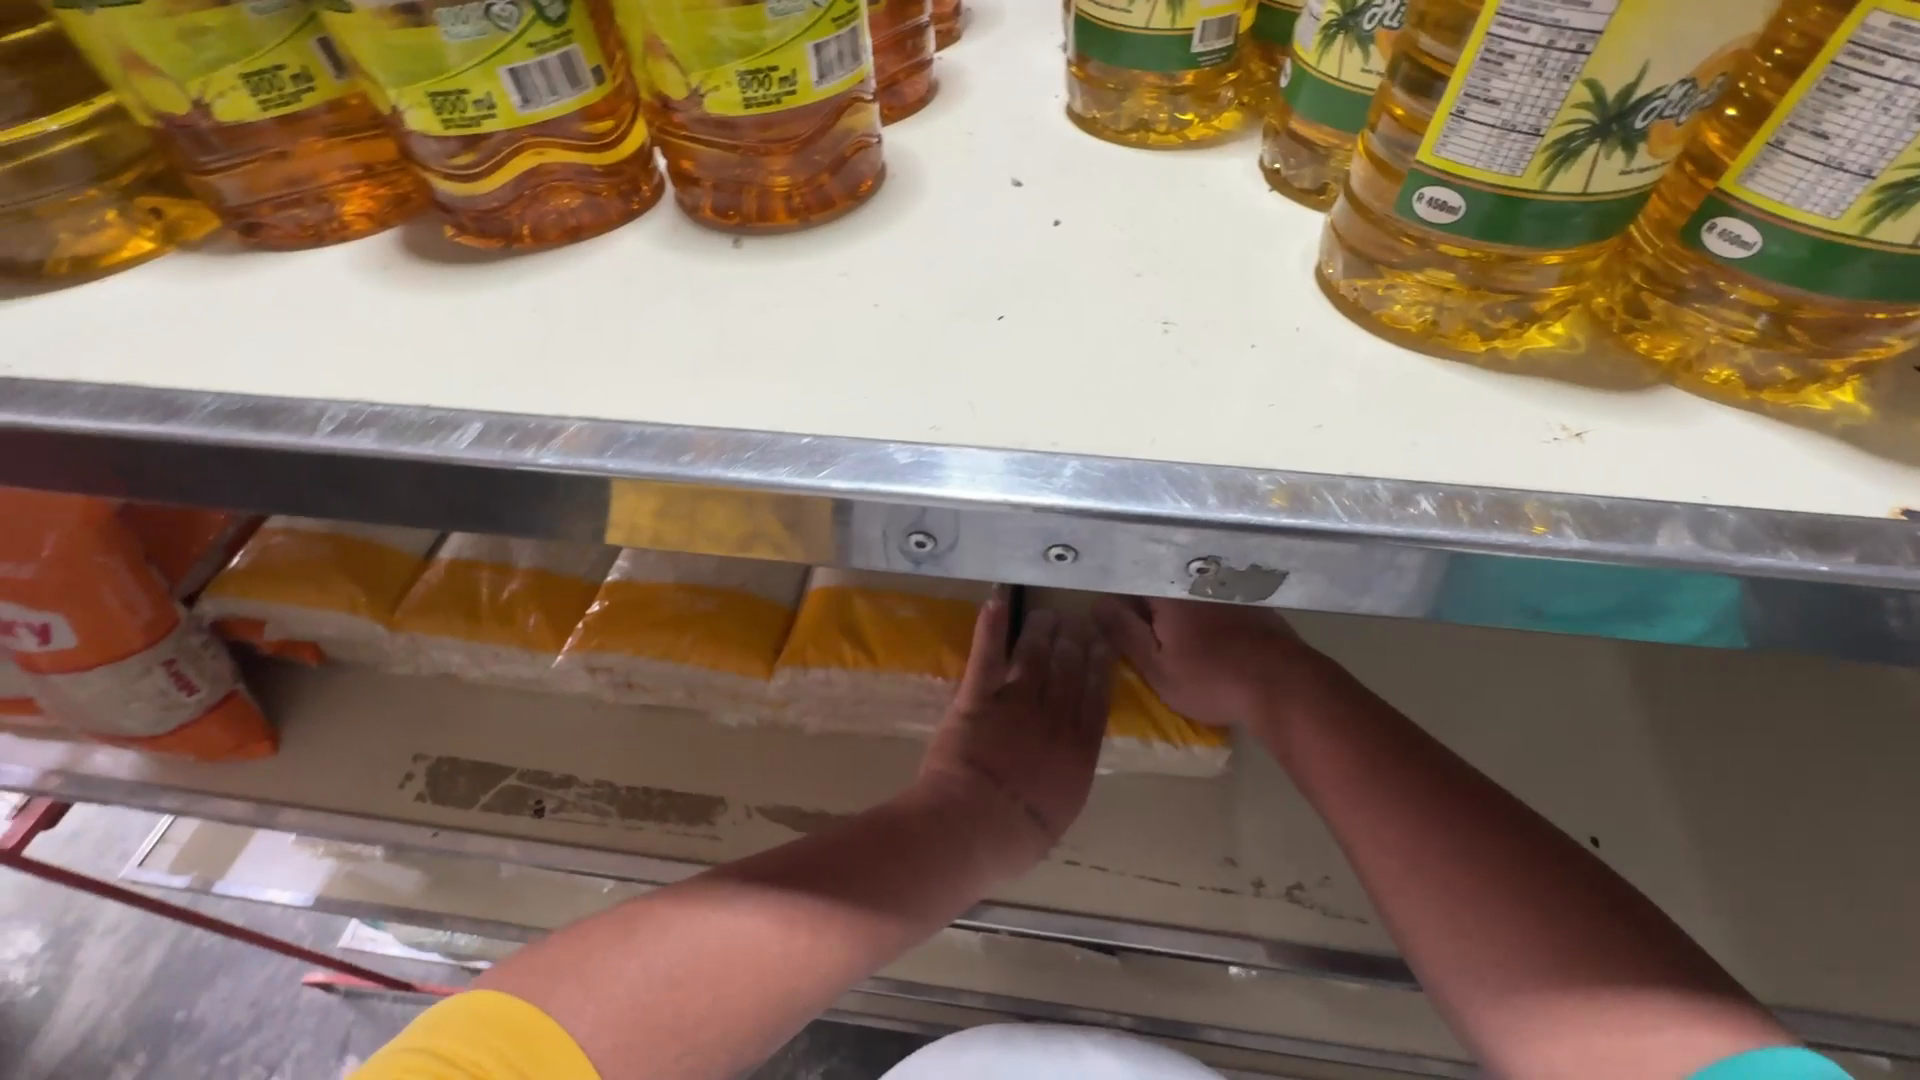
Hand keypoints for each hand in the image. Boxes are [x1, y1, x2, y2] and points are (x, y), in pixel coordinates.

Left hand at [914, 588, 1112, 877]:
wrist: (972, 828)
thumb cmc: (1014, 839)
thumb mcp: (1057, 814)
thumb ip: (1064, 781)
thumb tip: (1064, 768)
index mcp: (1077, 751)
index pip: (1095, 699)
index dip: (1100, 669)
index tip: (1102, 647)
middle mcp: (1053, 719)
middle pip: (1068, 671)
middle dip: (1073, 642)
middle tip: (1075, 620)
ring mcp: (1015, 704)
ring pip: (1034, 658)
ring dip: (1040, 632)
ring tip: (1045, 614)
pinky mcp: (977, 698)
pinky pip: (988, 656)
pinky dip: (992, 627)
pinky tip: (997, 601)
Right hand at [1093, 596, 1324, 730]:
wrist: (1285, 686)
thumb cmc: (1212, 679)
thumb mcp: (1156, 666)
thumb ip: (1123, 632)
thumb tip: (1096, 604)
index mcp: (1168, 589)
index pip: (1129, 584)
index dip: (1121, 609)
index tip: (1122, 634)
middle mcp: (1198, 578)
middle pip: (1160, 587)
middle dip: (1151, 611)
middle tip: (1155, 648)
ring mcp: (1230, 587)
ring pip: (1191, 595)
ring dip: (1182, 615)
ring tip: (1186, 648)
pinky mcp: (1254, 602)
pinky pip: (1218, 602)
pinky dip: (1210, 618)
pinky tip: (1217, 644)